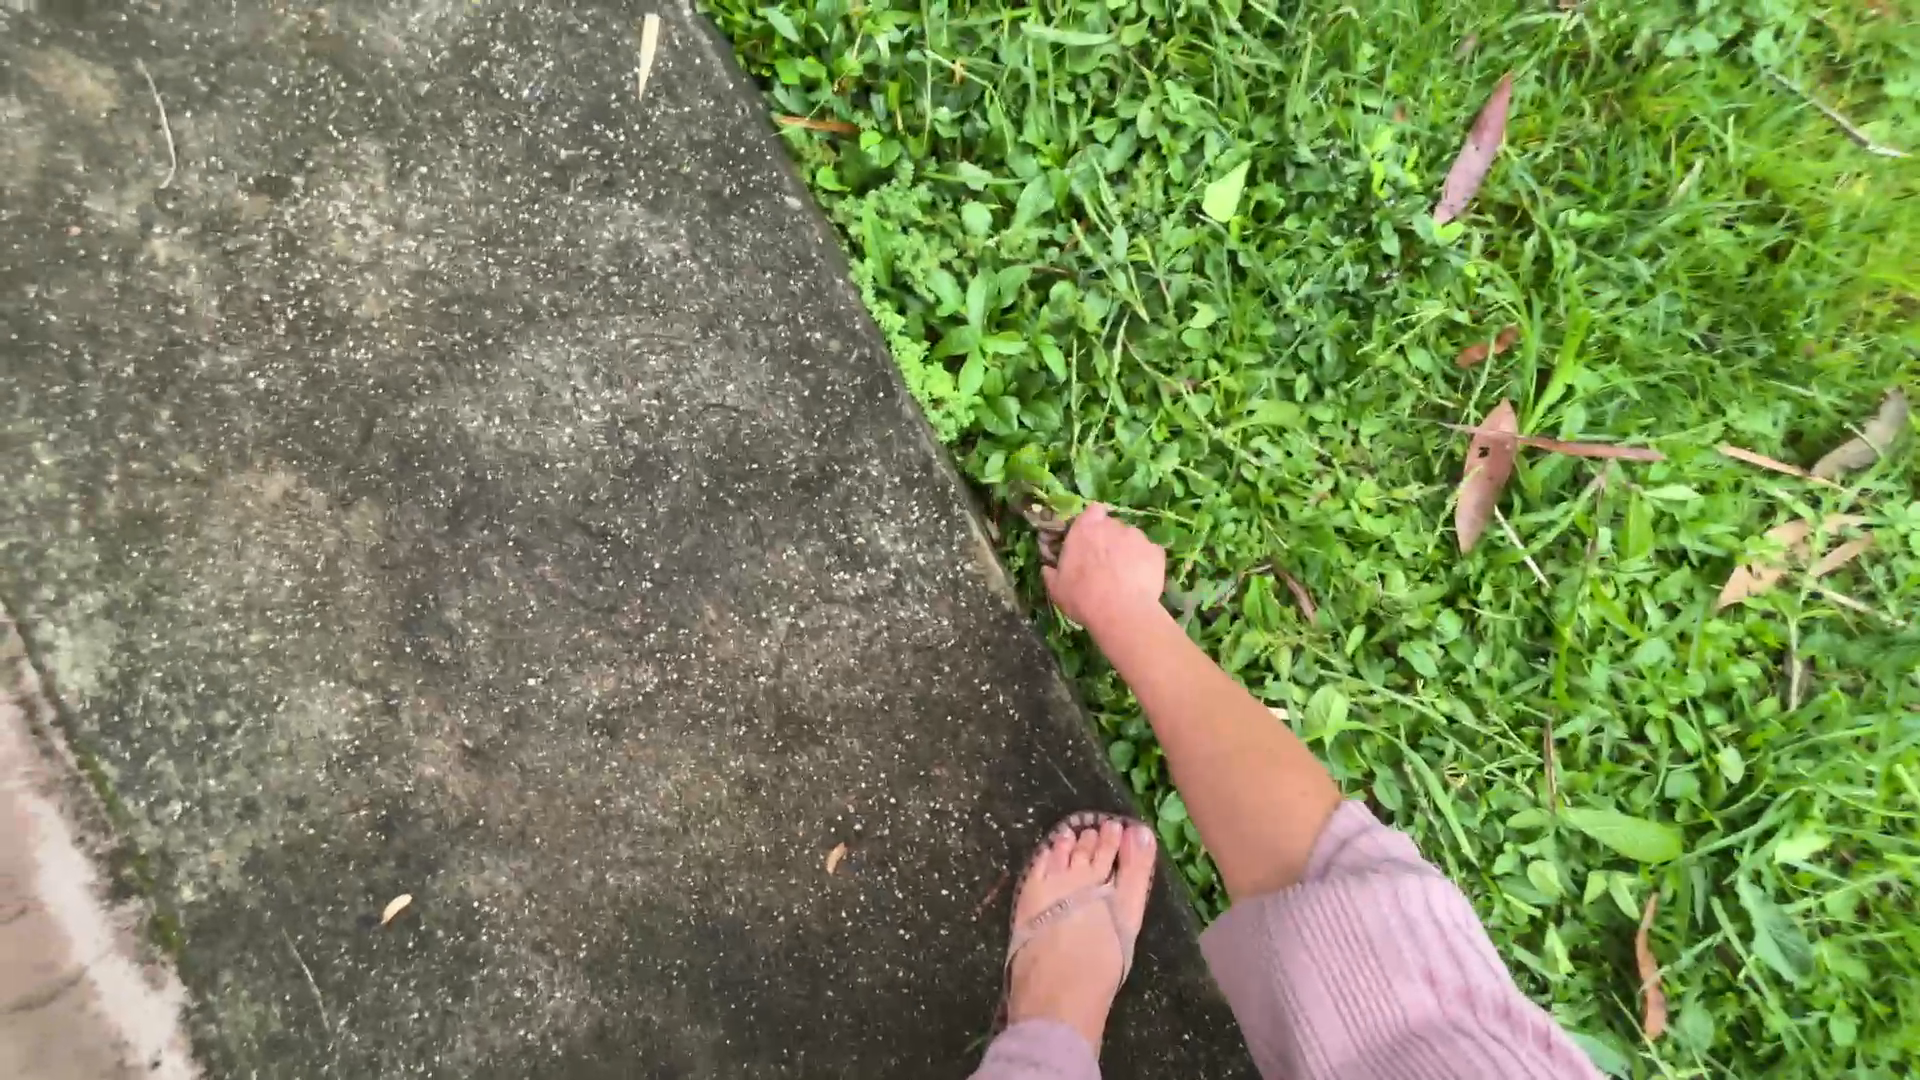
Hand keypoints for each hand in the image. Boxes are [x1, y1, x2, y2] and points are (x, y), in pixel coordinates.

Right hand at [1042, 504, 1165, 633]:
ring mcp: (1137, 537)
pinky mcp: (1156, 552)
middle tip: (1105, 562)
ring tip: (1125, 574)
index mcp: (1085, 529)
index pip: (1093, 510)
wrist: (1121, 612)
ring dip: (1128, 550)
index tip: (1090, 536)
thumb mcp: (1057, 589)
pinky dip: (1145, 562)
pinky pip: (1149, 553)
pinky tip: (1140, 580)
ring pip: (1132, 538)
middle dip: (1110, 539)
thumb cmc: (1083, 597)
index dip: (1093, 521)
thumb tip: (1047, 569)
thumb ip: (1052, 574)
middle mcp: (1112, 526)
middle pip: (1112, 526)